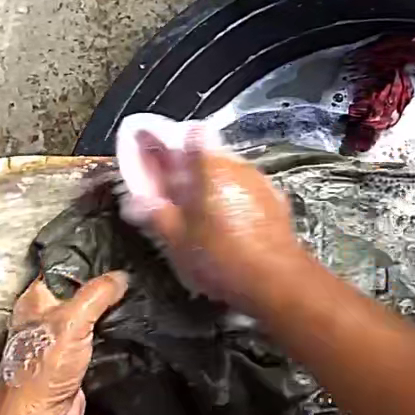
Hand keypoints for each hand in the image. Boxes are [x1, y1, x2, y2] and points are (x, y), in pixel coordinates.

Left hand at [0, 271, 129, 414]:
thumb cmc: (37, 378)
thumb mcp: (71, 321)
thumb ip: (98, 293)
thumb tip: (121, 277)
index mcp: (35, 300)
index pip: (65, 267)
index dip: (90, 260)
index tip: (116, 253)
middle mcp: (47, 317)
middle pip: (84, 289)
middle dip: (106, 286)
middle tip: (131, 276)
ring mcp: (63, 339)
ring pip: (94, 313)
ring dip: (112, 310)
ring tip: (134, 298)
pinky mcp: (77, 359)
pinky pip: (101, 336)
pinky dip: (115, 332)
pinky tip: (130, 326)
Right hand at [125, 124, 312, 314]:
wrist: (276, 280)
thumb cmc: (221, 258)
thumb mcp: (176, 241)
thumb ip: (156, 215)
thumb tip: (138, 201)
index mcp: (212, 167)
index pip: (191, 134)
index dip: (174, 142)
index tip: (159, 156)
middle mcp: (239, 166)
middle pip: (210, 154)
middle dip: (191, 169)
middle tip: (175, 193)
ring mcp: (261, 181)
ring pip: (230, 173)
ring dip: (214, 185)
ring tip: (201, 214)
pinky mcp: (275, 200)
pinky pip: (247, 191)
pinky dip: (234, 200)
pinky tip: (228, 225)